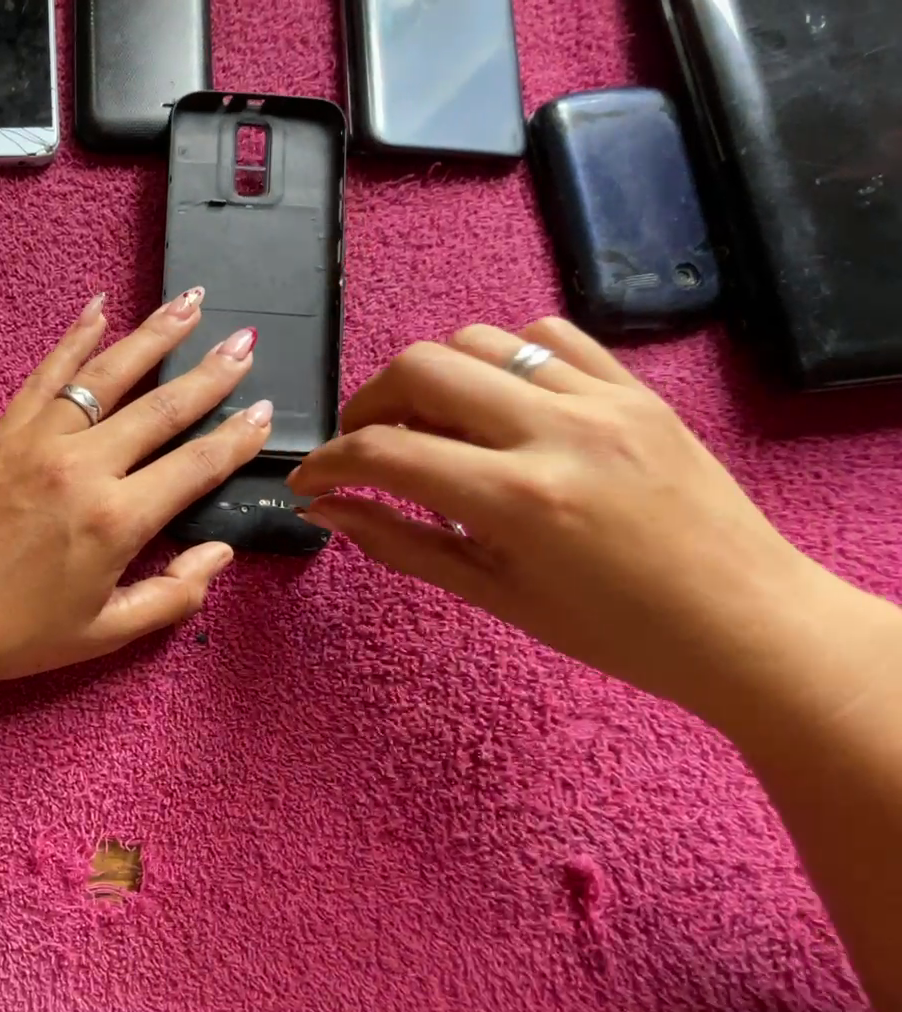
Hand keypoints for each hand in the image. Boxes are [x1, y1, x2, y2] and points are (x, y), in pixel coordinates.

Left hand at [0, 290, 274, 687]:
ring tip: (190, 303)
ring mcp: (38, 442)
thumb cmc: (14, 633)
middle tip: (244, 342)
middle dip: (210, 373)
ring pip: (107, 375)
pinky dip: (73, 339)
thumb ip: (173, 597)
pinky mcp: (3, 434)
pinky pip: (46, 376)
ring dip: (153, 336)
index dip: (239, 436)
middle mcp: (83, 467)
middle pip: (161, 407)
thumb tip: (220, 554)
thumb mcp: (103, 634)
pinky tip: (96, 309)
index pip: (196, 464)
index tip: (266, 409)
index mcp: (116, 520)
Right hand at [286, 317, 827, 708]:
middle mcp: (558, 431)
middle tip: (363, 447)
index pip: (385, 452)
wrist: (748, 624)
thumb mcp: (487, 592)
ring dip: (430, 378)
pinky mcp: (638, 389)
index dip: (326, 463)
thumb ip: (395, 541)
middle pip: (421, 368)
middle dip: (367, 405)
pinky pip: (549, 337)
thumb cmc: (608, 629)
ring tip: (428, 425)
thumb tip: (324, 508)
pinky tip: (494, 402)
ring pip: (478, 340)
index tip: (307, 480)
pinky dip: (500, 358)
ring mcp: (606, 400)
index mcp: (518, 498)